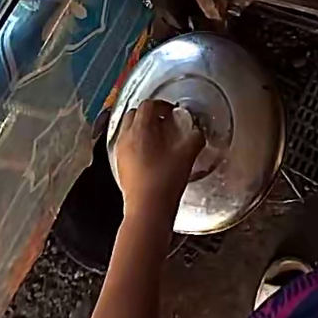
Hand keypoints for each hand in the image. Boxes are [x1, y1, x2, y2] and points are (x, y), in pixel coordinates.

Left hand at [112, 99, 204, 224]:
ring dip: (142, 128)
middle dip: (149, 114)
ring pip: (128, 130)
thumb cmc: (165, 181)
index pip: (147, 105)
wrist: (147, 212)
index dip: (162, 104)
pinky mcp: (120, 166)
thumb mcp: (186, 156)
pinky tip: (152, 156)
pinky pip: (126, 145)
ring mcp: (120, 152)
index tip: (173, 112)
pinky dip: (137, 143)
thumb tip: (198, 132)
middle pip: (134, 114)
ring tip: (160, 139)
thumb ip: (195, 138)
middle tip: (166, 122)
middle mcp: (126, 137)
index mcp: (140, 130)